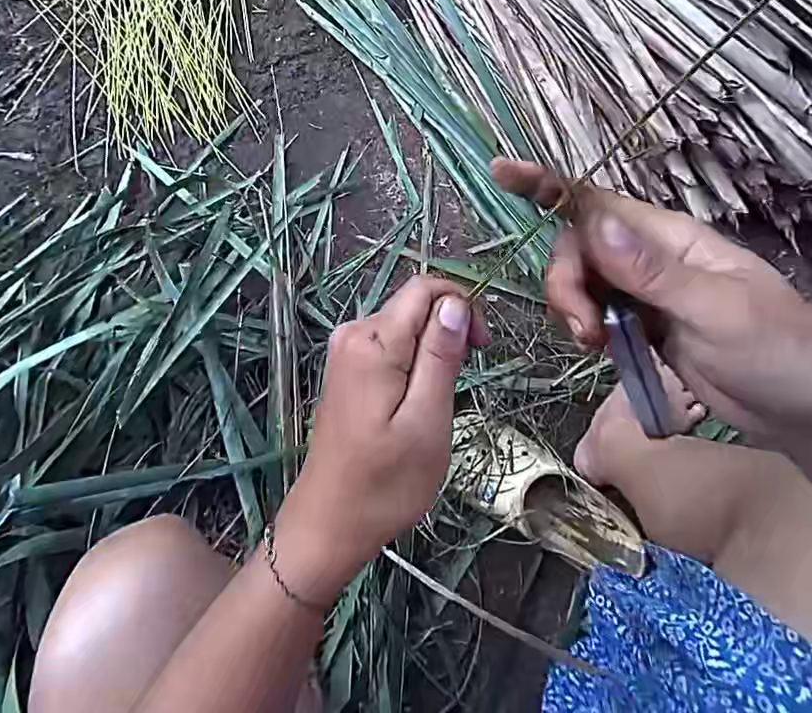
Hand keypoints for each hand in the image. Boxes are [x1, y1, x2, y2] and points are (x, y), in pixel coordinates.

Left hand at [271, 276, 489, 601]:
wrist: (330, 522)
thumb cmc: (385, 483)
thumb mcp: (426, 421)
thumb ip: (441, 356)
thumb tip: (455, 303)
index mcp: (373, 341)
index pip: (424, 288)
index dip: (461, 305)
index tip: (482, 347)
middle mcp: (354, 333)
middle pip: (414, 303)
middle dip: (449, 326)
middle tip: (464, 379)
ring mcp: (346, 349)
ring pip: (405, 323)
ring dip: (434, 346)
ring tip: (441, 396)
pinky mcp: (347, 367)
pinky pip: (390, 343)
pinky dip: (415, 358)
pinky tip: (418, 397)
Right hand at [492, 158, 811, 438]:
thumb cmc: (782, 353)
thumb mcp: (719, 311)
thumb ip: (652, 272)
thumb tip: (594, 224)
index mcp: (669, 238)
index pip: (596, 202)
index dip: (547, 185)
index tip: (501, 173)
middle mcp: (649, 257)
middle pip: (577, 248)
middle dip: (565, 282)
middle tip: (584, 329)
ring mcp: (644, 293)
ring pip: (580, 282)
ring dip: (572, 309)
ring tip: (596, 344)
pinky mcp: (642, 327)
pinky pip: (594, 314)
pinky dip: (585, 328)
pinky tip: (603, 350)